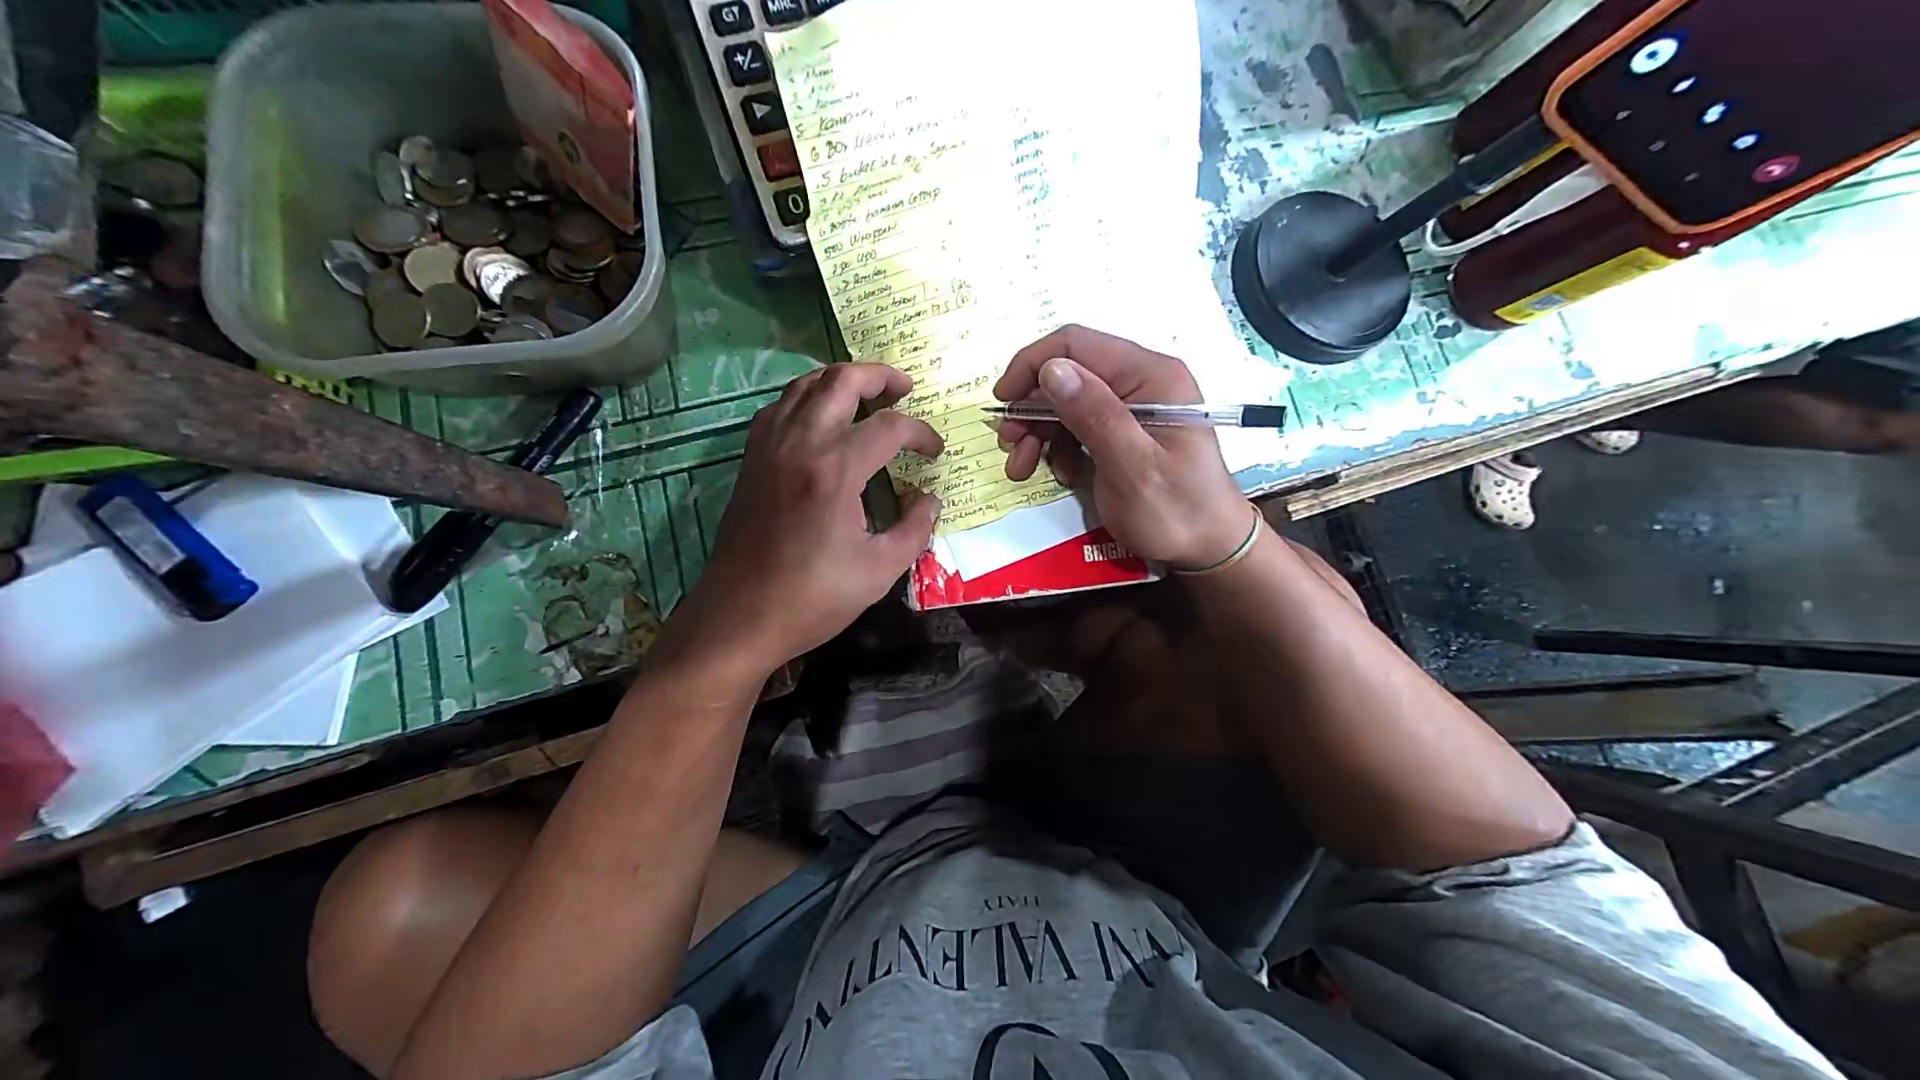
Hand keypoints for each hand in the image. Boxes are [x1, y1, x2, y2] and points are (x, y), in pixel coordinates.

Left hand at [668, 363, 943, 674]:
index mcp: (834, 471)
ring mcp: (769, 448)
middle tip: (903, 388)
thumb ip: (914, 529)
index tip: (935, 451)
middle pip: (840, 381)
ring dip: (840, 381)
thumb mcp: (879, 571)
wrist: (739, 617)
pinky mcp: (751, 461)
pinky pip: (780, 407)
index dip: (920, 433)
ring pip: (804, 385)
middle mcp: (799, 445)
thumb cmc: (812, 599)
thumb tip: (930, 500)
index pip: (888, 428)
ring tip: (866, 395)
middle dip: (879, 376)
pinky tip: (821, 420)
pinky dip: (807, 399)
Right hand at [995, 325, 1251, 569]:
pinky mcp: (1123, 431)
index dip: (1032, 365)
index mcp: (1150, 376)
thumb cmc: (1177, 511)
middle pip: (1067, 374)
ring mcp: (1132, 407)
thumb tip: (1051, 370)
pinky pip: (1077, 426)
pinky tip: (1059, 474)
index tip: (1002, 400)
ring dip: (1038, 432)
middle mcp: (1140, 382)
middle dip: (1031, 407)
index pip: (1077, 345)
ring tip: (1021, 467)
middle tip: (1010, 445)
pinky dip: (1058, 448)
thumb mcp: (1133, 468)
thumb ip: (1095, 416)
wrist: (1209, 548)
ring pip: (1066, 402)